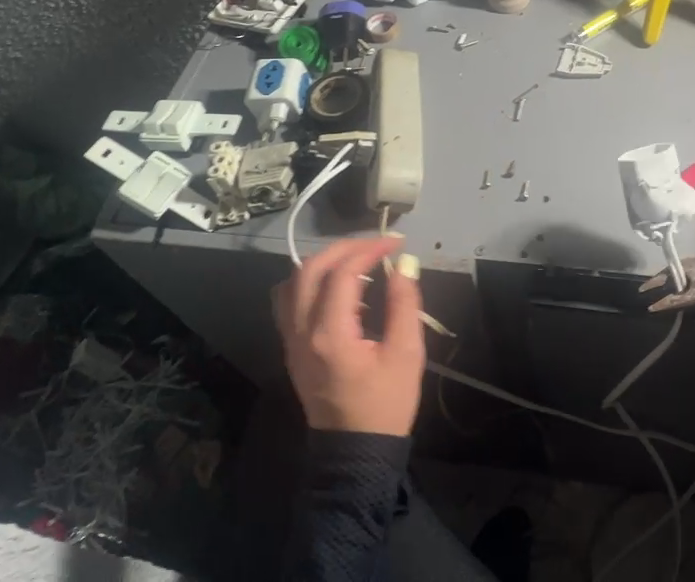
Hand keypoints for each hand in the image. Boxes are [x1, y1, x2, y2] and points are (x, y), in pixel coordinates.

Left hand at [272, 236, 425, 435]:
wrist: (355, 451)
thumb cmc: (386, 404)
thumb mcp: (406, 354)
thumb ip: (404, 304)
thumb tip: (405, 263)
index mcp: (330, 335)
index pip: (342, 274)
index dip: (369, 250)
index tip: (396, 243)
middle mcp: (301, 333)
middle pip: (309, 270)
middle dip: (344, 249)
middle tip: (375, 246)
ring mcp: (290, 341)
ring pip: (292, 283)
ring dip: (322, 263)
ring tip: (355, 262)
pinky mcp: (291, 348)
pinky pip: (289, 302)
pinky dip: (310, 283)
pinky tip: (337, 288)